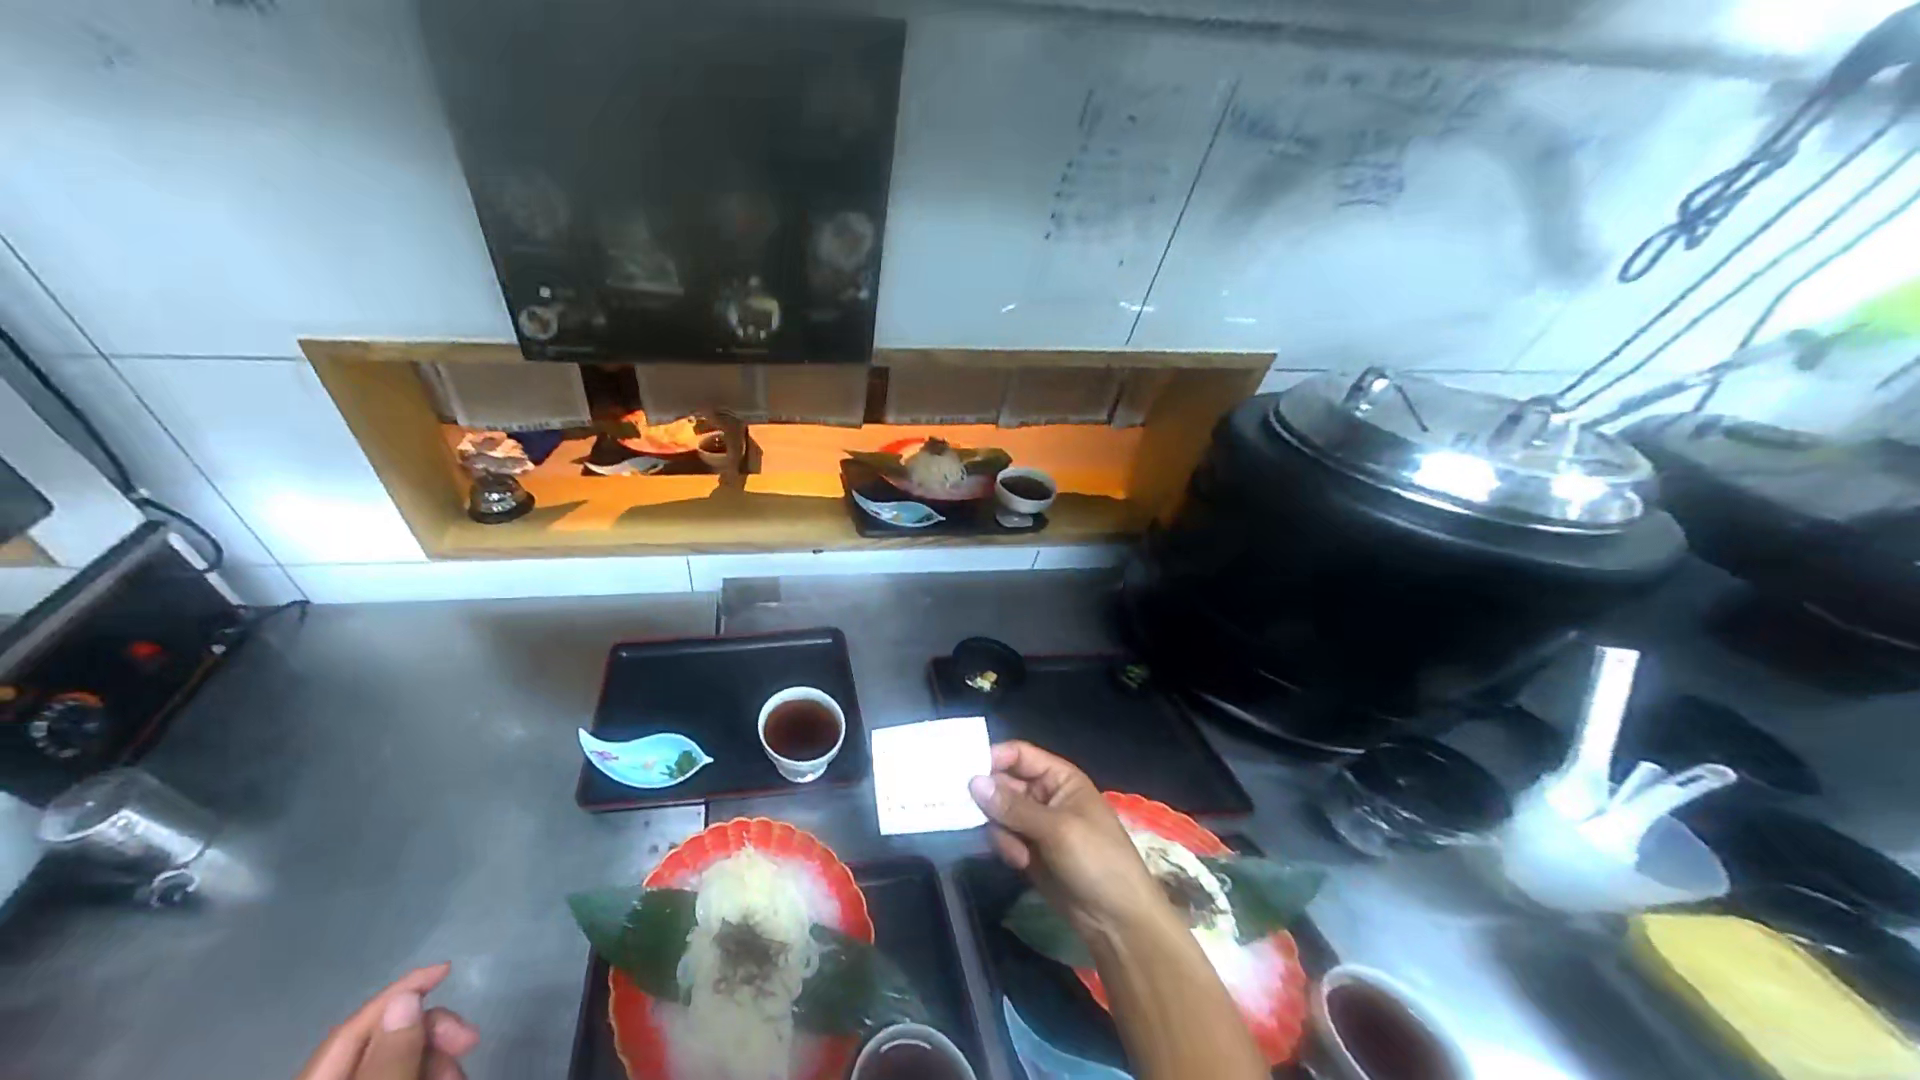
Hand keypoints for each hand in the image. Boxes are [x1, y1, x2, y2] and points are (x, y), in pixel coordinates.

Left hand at [295, 963, 479, 1079]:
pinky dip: (428, 1070)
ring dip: (436, 1056)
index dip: (400, 992)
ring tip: (458, 1075)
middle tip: (469, 1041)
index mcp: (315, 1078)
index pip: (354, 1027)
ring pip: (399, 1057)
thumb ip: (390, 1058)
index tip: (448, 968)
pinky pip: (402, 1072)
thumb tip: (406, 996)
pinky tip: (448, 1078)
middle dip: (431, 1033)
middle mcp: (327, 1079)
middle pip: (383, 1041)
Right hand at [969, 740, 1166, 939]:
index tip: (964, 772)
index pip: (1019, 755)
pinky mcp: (1027, 850)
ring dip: (1000, 830)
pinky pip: (1002, 837)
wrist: (1117, 919)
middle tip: (971, 814)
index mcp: (1060, 778)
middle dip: (990, 800)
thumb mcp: (1057, 829)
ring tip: (1017, 853)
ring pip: (998, 812)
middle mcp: (1045, 795)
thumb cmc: (1097, 860)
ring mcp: (1035, 824)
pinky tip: (1019, 864)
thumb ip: (1014, 807)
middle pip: (1003, 783)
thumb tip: (974, 782)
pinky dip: (1004, 847)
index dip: (993, 758)